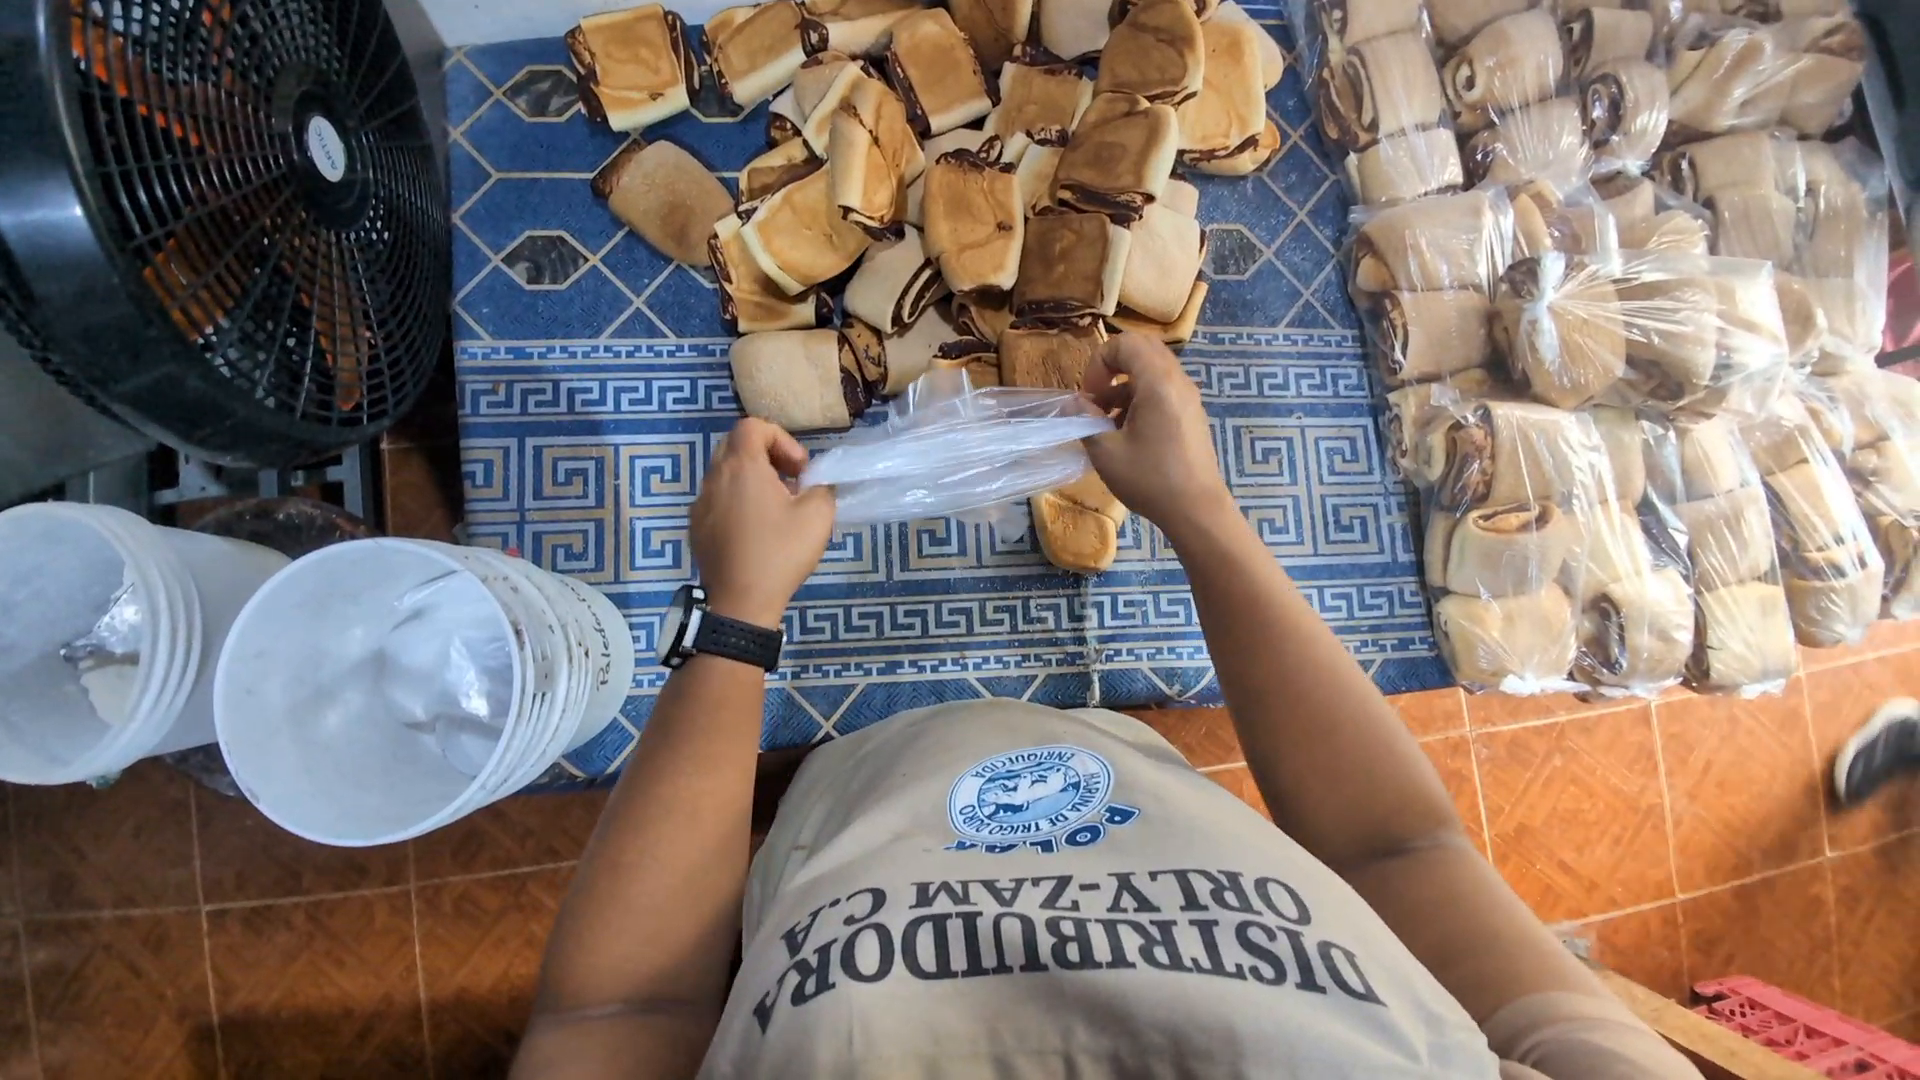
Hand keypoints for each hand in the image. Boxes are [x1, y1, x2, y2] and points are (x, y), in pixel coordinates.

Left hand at [691, 418, 835, 626]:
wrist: (742, 602)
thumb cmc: (780, 553)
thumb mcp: (818, 516)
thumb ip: (822, 488)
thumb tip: (815, 486)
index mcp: (741, 467)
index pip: (753, 426)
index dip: (781, 439)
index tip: (799, 470)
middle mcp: (714, 478)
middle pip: (736, 446)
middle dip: (766, 457)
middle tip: (789, 483)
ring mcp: (700, 504)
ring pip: (725, 475)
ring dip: (751, 481)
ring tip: (775, 510)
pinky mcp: (697, 528)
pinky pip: (717, 501)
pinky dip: (737, 503)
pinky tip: (755, 532)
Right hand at [1081, 334, 1235, 538]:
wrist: (1196, 510)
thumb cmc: (1149, 479)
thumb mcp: (1105, 452)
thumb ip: (1085, 421)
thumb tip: (1074, 405)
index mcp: (1157, 382)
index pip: (1126, 342)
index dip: (1099, 362)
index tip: (1089, 396)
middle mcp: (1177, 381)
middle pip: (1142, 350)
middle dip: (1112, 368)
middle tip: (1096, 399)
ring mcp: (1188, 397)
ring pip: (1153, 371)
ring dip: (1124, 386)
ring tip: (1108, 421)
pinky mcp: (1192, 414)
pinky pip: (1163, 390)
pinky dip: (1141, 399)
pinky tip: (1129, 433)